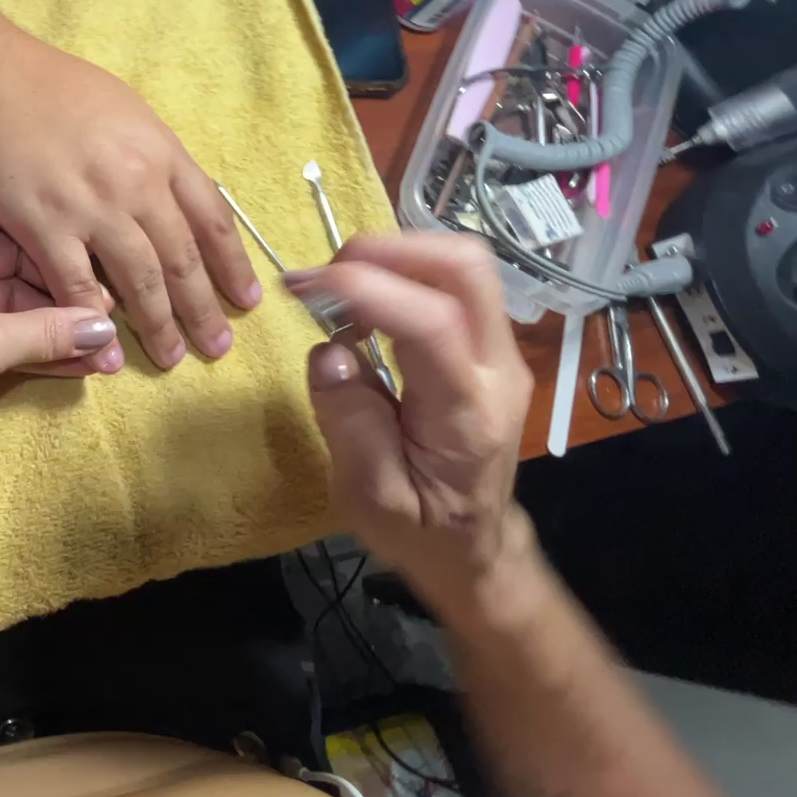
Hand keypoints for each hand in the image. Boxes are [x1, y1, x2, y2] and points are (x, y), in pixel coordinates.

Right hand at [0, 35, 261, 371]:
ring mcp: (90, 206)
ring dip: (158, 325)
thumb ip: (150, 156)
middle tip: (218, 347)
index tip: (245, 299)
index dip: (232, 265)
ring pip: (139, 279)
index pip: (212, 218)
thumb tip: (170, 195)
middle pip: (182, 258)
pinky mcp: (42, 224)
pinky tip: (105, 348)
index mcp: (160, 150)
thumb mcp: (122, 109)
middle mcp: (135, 182)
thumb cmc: (49, 84)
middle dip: (204, 309)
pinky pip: (74, 283)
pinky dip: (91, 318)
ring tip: (172, 358)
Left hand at [0, 200, 116, 493]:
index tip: (101, 250)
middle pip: (24, 264)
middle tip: (118, 320)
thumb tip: (107, 328)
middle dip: (69, 295)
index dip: (55, 229)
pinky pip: (10, 335)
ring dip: (61, 330)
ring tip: (110, 355)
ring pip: (21, 305)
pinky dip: (40, 349)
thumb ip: (46, 332)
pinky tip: (82, 366)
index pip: (12, 215)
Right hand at [286, 233, 535, 611]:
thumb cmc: (419, 528)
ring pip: (460, 264)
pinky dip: (396, 272)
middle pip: (464, 268)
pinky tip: (356, 303)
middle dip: (386, 250)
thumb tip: (328, 352)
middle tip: (321, 278)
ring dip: (390, 256)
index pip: (432, 323)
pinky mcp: (482, 344)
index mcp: (468, 413)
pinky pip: (448, 282)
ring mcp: (496, 351)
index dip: (366, 288)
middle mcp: (496, 368)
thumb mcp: (370, 498)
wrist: (474, 545)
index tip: (300, 286)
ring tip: (332, 289)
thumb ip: (350, 425)